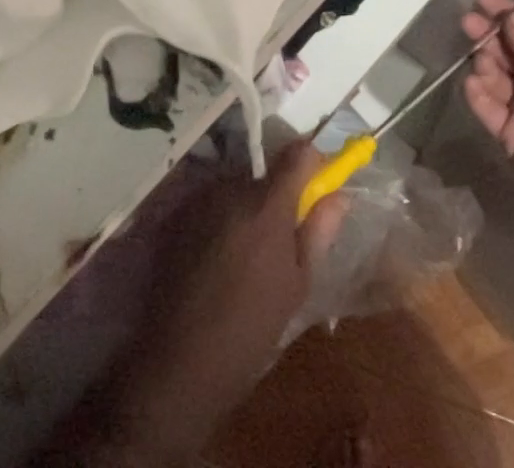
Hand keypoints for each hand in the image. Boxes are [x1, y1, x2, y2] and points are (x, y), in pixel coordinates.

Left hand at [66, 142, 346, 465]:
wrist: (182, 357)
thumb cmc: (252, 326)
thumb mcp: (298, 284)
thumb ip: (318, 231)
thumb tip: (338, 196)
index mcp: (267, 207)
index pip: (297, 155)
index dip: (313, 159)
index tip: (321, 175)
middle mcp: (230, 192)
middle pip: (263, 175)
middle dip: (276, 194)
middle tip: (281, 234)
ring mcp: (198, 203)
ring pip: (233, 190)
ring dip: (245, 208)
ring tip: (245, 253)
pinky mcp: (175, 218)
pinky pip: (208, 206)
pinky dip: (219, 221)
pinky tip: (217, 259)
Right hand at [461, 0, 513, 239]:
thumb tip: (510, 19)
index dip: (507, 14)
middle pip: (509, 54)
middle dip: (489, 37)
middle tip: (466, 23)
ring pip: (496, 80)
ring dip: (485, 66)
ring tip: (478, 61)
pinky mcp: (510, 137)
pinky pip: (489, 111)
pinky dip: (479, 98)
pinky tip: (473, 86)